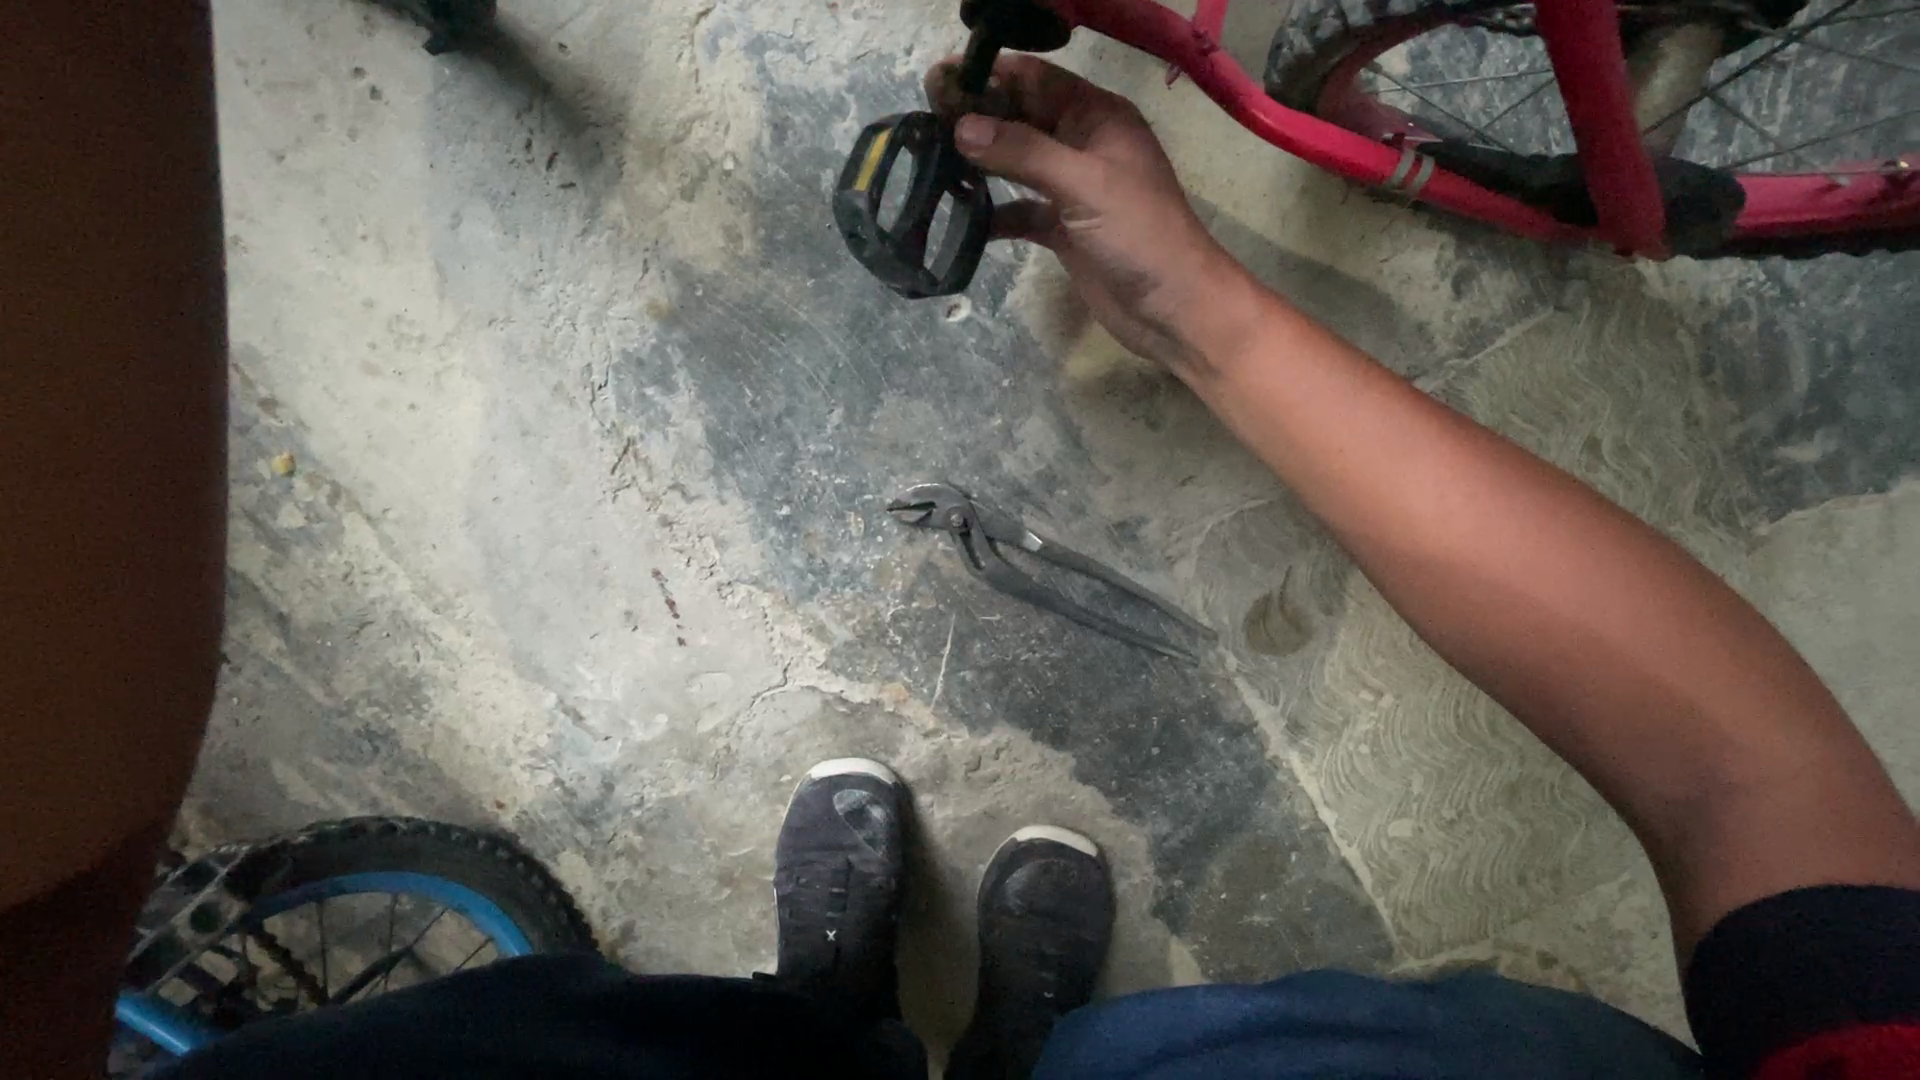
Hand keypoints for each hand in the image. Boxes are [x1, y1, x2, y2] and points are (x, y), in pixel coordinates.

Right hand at [925, 55, 1256, 374]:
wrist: (1172, 307)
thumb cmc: (1139, 235)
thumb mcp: (1083, 184)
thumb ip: (1023, 153)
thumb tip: (962, 127)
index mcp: (1097, 118)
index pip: (1036, 81)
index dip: (990, 76)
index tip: (939, 81)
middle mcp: (1082, 146)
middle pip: (1022, 119)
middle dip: (978, 116)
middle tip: (925, 121)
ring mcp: (1071, 191)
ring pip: (1017, 166)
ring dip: (981, 163)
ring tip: (932, 161)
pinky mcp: (1063, 231)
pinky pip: (1020, 213)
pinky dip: (994, 214)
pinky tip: (962, 217)